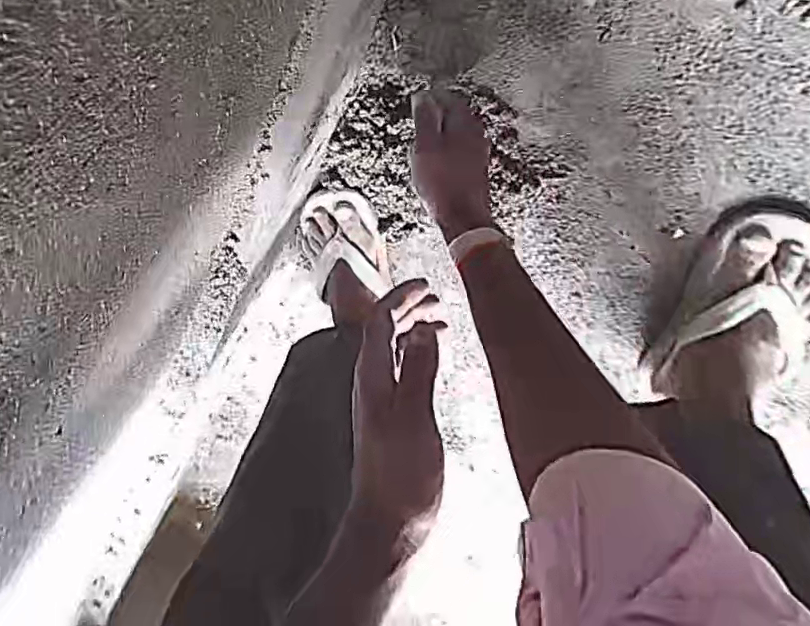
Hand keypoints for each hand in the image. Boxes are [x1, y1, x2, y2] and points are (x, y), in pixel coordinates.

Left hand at [347, 279, 446, 554]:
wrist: (387, 524)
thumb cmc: (400, 477)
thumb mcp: (415, 417)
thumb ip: (418, 369)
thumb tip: (422, 329)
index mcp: (371, 375)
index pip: (379, 319)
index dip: (400, 296)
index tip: (425, 285)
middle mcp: (369, 380)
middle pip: (383, 329)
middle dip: (408, 307)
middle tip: (436, 298)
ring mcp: (377, 396)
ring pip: (392, 347)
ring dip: (413, 328)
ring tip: (440, 321)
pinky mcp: (388, 413)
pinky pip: (399, 366)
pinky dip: (416, 351)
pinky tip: (433, 357)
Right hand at [411, 88, 494, 239]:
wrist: (463, 217)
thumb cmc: (442, 182)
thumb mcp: (425, 145)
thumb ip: (425, 118)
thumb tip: (422, 96)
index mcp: (464, 124)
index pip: (448, 98)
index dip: (430, 96)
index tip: (416, 99)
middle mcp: (476, 134)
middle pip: (455, 114)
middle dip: (437, 112)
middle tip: (419, 115)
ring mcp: (478, 152)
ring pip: (457, 132)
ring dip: (441, 131)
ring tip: (423, 138)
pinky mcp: (475, 168)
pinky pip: (459, 148)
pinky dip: (445, 147)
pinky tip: (434, 158)